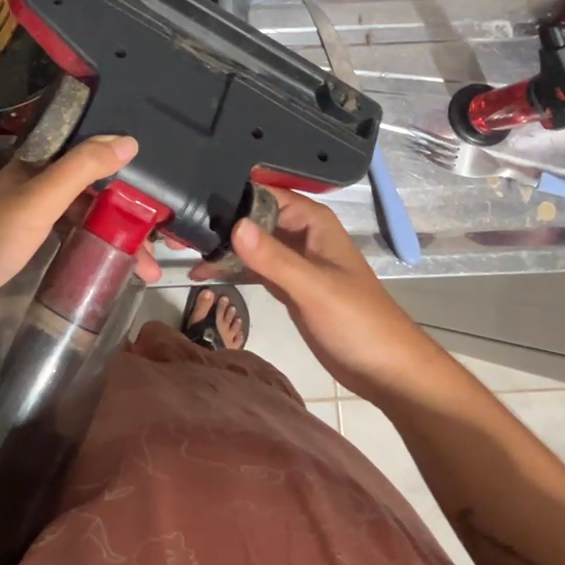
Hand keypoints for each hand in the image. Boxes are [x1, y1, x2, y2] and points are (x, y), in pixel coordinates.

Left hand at [0, 135, 161, 325]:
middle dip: (125, 216)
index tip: (157, 196)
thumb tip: (128, 141)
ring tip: (145, 269)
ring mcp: (28, 218)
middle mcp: (33, 186)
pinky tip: (110, 270)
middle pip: (90, 191)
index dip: (123, 171)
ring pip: (82, 218)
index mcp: (34, 165)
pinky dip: (92, 251)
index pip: (88, 156)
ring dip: (114, 238)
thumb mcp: (40, 199)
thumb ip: (81, 168)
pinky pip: (68, 241)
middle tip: (157, 246)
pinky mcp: (25, 247)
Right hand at [192, 187, 424, 387]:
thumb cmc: (359, 322)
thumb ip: (274, 258)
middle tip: (177, 230)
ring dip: (221, 245)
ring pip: (251, 242)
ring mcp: (294, 261)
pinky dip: (230, 269)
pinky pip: (253, 267)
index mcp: (313, 222)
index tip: (192, 198)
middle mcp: (301, 234)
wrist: (387, 371)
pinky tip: (202, 273)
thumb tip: (234, 225)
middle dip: (220, 220)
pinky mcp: (287, 286)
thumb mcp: (313, 288)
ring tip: (180, 249)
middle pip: (254, 215)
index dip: (232, 194)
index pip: (265, 193)